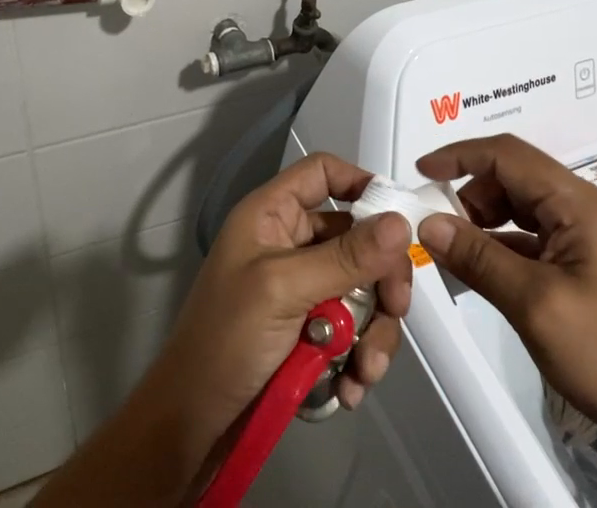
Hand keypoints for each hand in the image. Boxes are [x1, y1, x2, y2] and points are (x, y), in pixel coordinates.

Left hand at [36, 152, 412, 506]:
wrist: (193, 423)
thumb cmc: (225, 341)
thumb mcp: (284, 290)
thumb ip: (345, 257)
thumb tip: (403, 221)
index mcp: (271, 216)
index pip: (322, 173)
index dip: (361, 184)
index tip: (399, 220)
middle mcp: (289, 244)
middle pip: (357, 238)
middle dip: (381, 279)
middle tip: (394, 309)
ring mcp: (301, 289)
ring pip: (363, 290)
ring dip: (374, 330)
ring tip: (365, 369)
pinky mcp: (311, 331)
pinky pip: (355, 330)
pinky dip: (360, 357)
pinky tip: (351, 386)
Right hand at [415, 135, 596, 507]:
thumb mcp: (535, 306)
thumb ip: (478, 258)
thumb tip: (428, 223)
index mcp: (583, 205)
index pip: (510, 155)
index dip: (460, 156)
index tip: (419, 172)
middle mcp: (593, 211)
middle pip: (519, 180)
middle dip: (472, 196)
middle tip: (437, 233)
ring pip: (529, 212)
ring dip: (489, 224)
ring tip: (456, 256)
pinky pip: (545, 241)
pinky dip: (510, 248)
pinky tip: (489, 274)